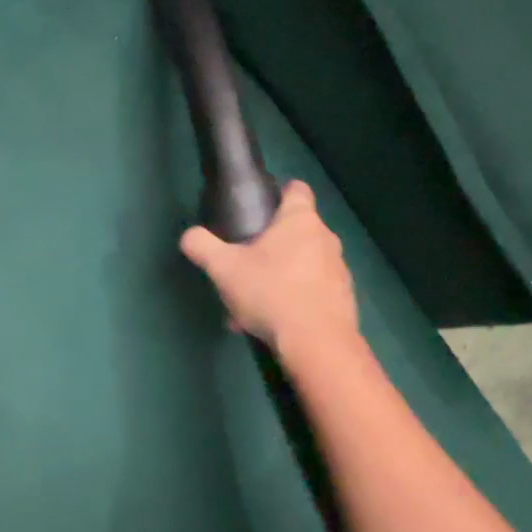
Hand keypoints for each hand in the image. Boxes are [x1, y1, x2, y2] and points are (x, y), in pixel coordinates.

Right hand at [179, 179, 357, 350]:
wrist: (316, 341)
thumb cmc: (270, 292)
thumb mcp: (224, 269)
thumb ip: (202, 247)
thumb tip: (189, 236)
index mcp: (299, 221)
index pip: (296, 190)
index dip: (279, 194)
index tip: (261, 210)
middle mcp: (325, 238)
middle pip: (297, 232)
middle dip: (271, 247)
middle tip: (244, 267)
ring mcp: (339, 269)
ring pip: (302, 265)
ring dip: (278, 278)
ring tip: (252, 306)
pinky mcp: (343, 298)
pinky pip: (312, 291)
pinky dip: (292, 301)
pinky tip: (271, 323)